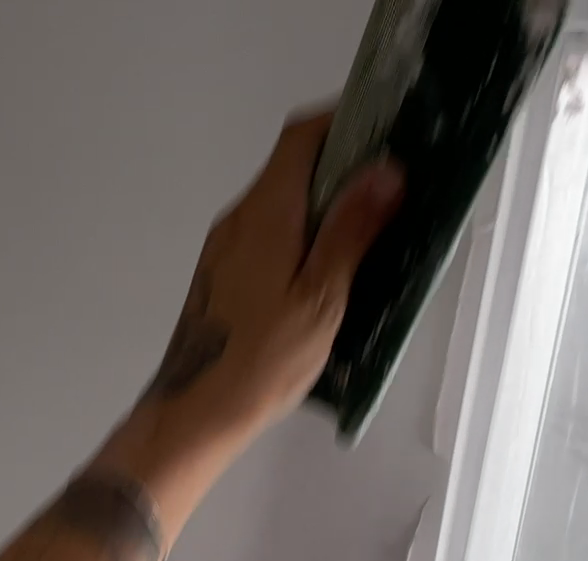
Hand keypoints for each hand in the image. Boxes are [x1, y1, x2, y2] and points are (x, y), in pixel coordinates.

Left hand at [141, 109, 403, 445]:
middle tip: (389, 196)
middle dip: (341, 172)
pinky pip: (266, 239)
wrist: (197, 411)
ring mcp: (225, 249)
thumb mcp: (321, 298)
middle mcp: (238, 219)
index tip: (386, 136)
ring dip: (321, 210)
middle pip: (290, 172)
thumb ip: (350, 232)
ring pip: (279, 208)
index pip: (301, 139)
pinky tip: (324, 276)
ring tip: (366, 239)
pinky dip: (299, 239)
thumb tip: (386, 169)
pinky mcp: (221, 277)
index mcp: (266, 213)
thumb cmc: (264, 359)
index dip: (343, 123)